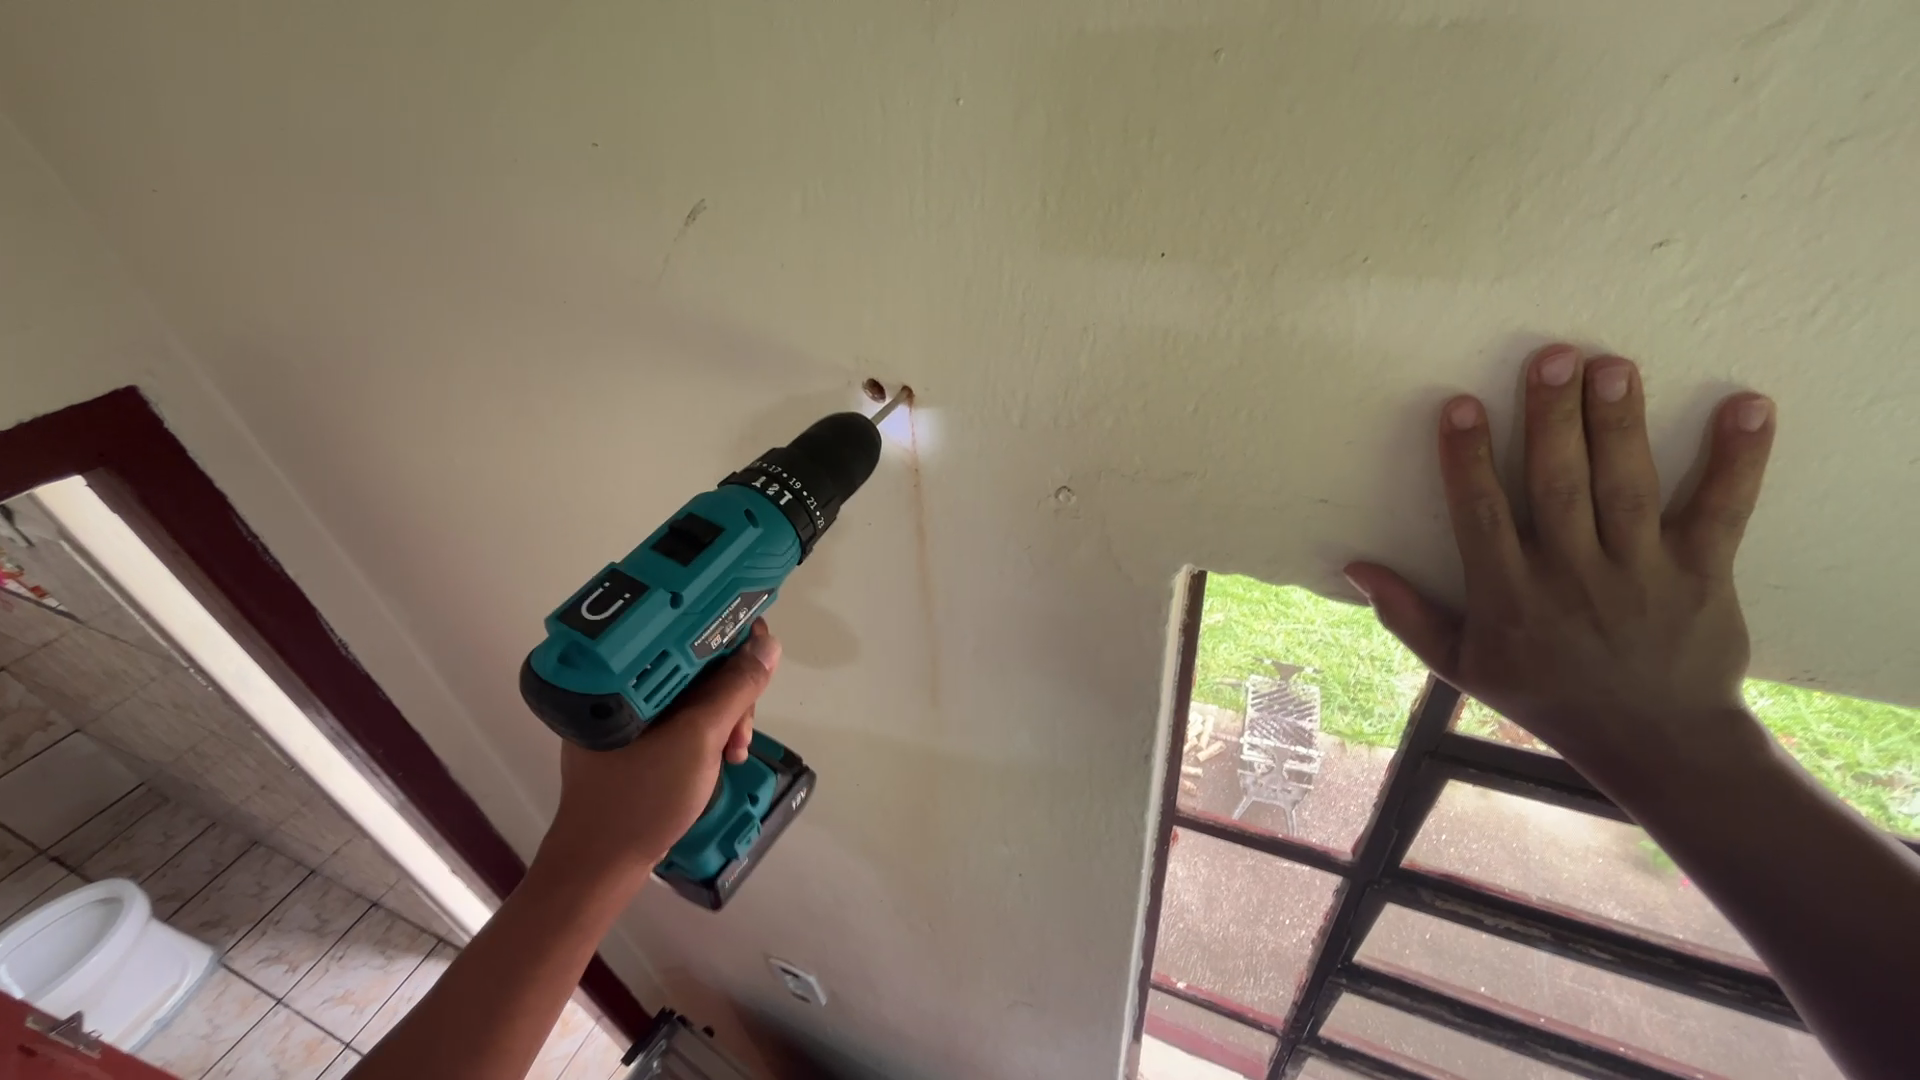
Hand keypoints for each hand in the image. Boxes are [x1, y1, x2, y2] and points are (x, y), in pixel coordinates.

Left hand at [540, 619, 781, 875]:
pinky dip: (711, 730)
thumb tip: (768, 643)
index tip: (757, 653)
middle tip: (741, 729)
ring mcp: (630, 716)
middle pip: (695, 664)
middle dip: (732, 691)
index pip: (680, 632)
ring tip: (735, 750)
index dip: (726, 635)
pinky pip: (685, 717)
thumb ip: (736, 689)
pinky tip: (723, 754)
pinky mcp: (639, 739)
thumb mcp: (699, 738)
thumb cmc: (644, 797)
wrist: (603, 866)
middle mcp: (621, 687)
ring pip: (696, 693)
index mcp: (620, 675)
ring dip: (727, 715)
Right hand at [1344, 345, 1776, 776]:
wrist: (1654, 740)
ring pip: (1626, 486)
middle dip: (1551, 419)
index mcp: (1510, 596)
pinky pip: (1722, 509)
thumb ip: (1406, 615)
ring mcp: (1641, 571)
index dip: (1468, 459)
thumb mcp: (1458, 666)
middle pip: (1558, 485)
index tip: (1462, 407)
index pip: (1481, 515)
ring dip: (1618, 424)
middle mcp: (1572, 575)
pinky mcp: (1704, 573)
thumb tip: (1355, 568)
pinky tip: (1745, 404)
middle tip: (1550, 358)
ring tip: (1610, 365)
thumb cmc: (1543, 696)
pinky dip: (1736, 458)